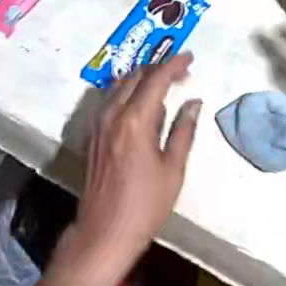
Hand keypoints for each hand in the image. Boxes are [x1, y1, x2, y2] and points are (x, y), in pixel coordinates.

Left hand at [67, 52, 201, 282]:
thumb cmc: (145, 204)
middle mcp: (112, 111)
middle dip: (159, 68)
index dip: (174, 64)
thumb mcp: (173, 170)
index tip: (190, 57)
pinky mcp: (93, 129)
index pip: (155, 79)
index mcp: (134, 119)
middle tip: (182, 72)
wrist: (105, 228)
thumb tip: (193, 102)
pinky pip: (111, 98)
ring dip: (143, 78)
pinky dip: (129, 92)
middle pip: (136, 76)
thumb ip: (183, 131)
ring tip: (166, 85)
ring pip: (121, 85)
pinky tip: (143, 104)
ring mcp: (98, 119)